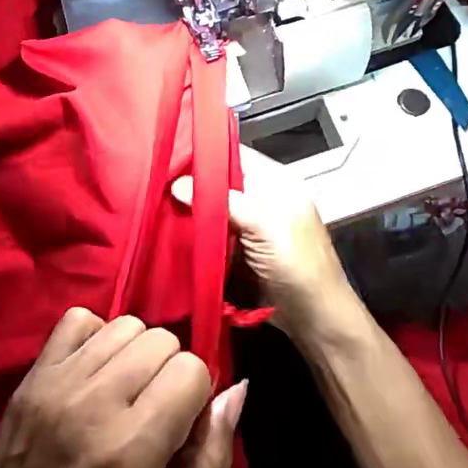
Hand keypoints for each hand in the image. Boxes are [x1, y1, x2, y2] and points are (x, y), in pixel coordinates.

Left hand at [0, 309, 246, 467]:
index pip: (193, 369)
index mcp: (130, 452)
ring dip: (138, 358)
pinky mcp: (26, 385)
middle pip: (162, 340)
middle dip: (172, 377)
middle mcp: (90, 406)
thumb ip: (213, 466)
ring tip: (126, 403)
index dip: (198, 403)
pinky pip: (78, 320)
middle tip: (154, 424)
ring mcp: (51, 389)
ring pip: (125, 325)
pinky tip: (96, 381)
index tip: (181, 441)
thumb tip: (236, 390)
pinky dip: (97, 340)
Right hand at [172, 146, 366, 347]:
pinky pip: (216, 234)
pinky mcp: (244, 249)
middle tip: (154, 182)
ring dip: (193, 210)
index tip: (169, 154)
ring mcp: (254, 225)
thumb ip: (223, 201)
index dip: (206, 153)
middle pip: (223, 183)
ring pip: (216, 209)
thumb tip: (178, 184)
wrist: (313, 314)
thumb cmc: (296, 263)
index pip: (237, 154)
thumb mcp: (263, 224)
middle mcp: (265, 197)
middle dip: (194, 184)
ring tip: (155, 203)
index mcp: (278, 181)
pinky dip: (198, 234)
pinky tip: (172, 231)